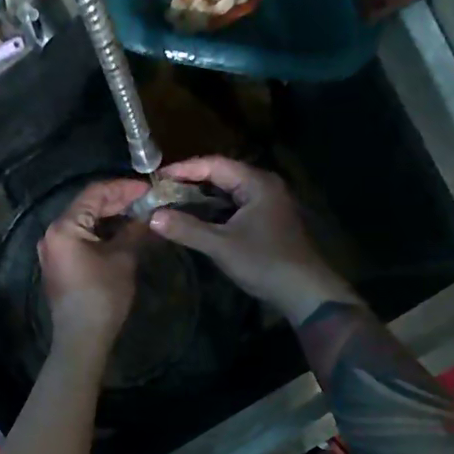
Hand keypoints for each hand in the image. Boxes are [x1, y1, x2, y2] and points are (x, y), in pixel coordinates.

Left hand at [38, 177, 150, 345]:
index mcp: (63, 228)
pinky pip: (78, 238)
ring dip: (110, 216)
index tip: (149, 188)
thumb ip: (135, 230)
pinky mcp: (57, 263)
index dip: (123, 187)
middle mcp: (51, 234)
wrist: (81, 335)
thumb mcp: (123, 258)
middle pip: (86, 206)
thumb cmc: (102, 295)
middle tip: (147, 200)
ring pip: (83, 222)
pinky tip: (122, 232)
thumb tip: (148, 214)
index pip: (94, 193)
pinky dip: (99, 232)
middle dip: (117, 201)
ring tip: (139, 214)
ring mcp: (51, 250)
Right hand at [146, 156, 357, 322]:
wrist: (300, 289)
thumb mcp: (220, 245)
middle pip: (219, 175)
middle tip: (157, 191)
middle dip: (187, 181)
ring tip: (167, 202)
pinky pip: (228, 206)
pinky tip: (188, 218)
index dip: (184, 168)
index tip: (156, 178)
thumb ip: (186, 229)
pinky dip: (207, 209)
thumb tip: (152, 217)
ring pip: (223, 191)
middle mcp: (261, 186)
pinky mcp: (260, 219)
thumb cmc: (263, 262)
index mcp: (257, 184)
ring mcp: (262, 203)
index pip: (215, 164)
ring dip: (196, 196)